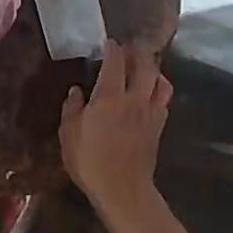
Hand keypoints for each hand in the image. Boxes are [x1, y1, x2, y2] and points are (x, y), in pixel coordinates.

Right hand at [59, 41, 171, 213]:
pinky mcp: (159, 126)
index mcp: (109, 97)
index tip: (110, 43)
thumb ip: (72, 108)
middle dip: (138, 53)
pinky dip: (159, 90)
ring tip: (144, 68)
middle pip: (145, 65)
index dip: (114, 48)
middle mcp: (134, 98)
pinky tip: (150, 94)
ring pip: (161, 80)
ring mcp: (151, 112)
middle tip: (129, 50)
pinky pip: (164, 99)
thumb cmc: (90, 162)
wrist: (123, 190)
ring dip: (153, 70)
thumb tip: (76, 91)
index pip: (116, 62)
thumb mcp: (69, 135)